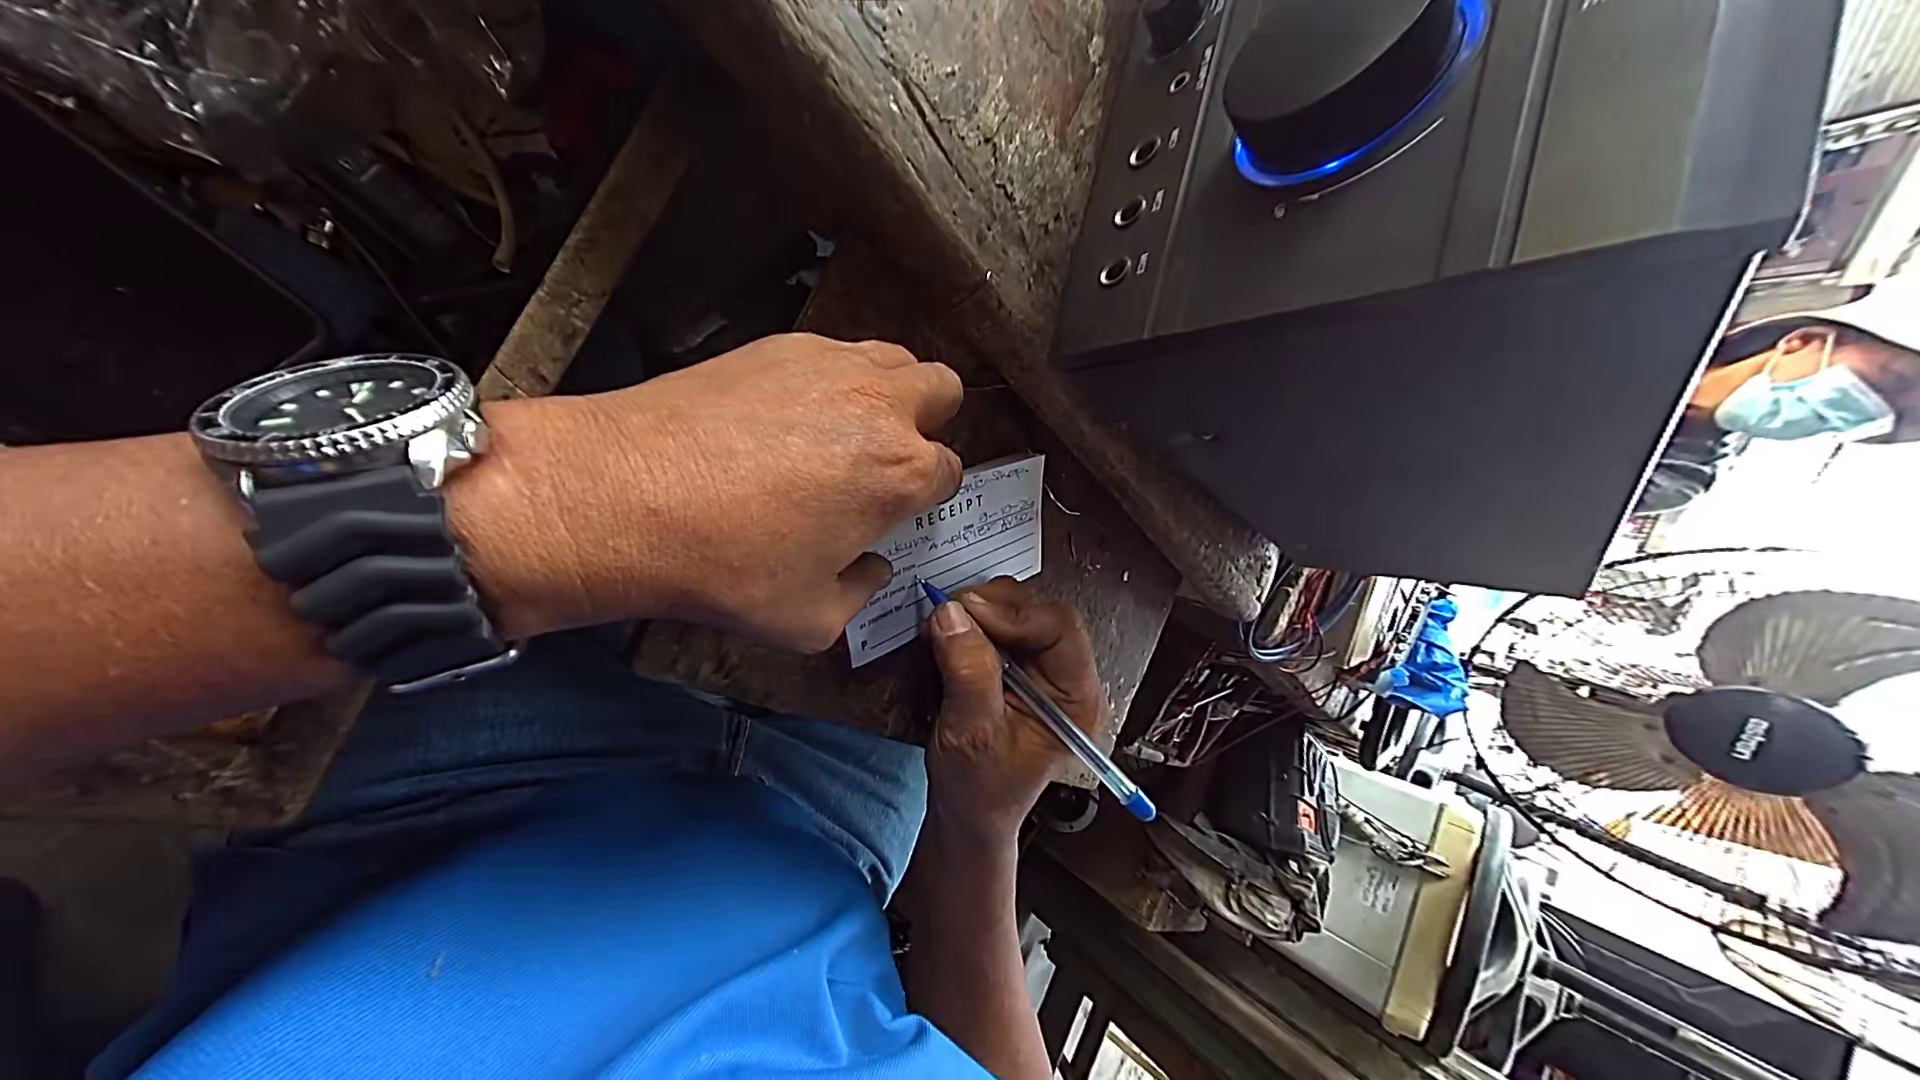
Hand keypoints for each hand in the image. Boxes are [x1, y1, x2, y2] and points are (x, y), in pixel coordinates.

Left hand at [477, 333, 963, 649]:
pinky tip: (791, 412)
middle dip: (928, 422)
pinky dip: (833, 378)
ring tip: (849, 427)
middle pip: (942, 389)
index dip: (928, 493)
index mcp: (899, 473)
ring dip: (889, 390)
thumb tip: (871, 568)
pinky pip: (833, 351)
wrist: (621, 497)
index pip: (949, 469)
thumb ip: (861, 595)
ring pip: (894, 358)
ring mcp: (828, 364)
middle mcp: (878, 406)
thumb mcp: (809, 619)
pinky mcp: (778, 343)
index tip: (900, 507)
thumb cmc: (725, 567)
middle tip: (887, 457)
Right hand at [923, 578, 1105, 844]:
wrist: (968, 812)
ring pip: (1016, 612)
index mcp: (1076, 699)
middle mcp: (1065, 676)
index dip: (1014, 615)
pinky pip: (996, 625)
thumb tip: (952, 614)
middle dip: (991, 608)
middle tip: (946, 613)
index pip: (1060, 631)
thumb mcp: (972, 735)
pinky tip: (946, 634)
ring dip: (977, 611)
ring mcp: (1040, 667)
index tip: (967, 611)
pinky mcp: (1014, 664)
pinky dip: (969, 622)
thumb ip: (968, 673)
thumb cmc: (981, 789)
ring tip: (941, 626)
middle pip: (1039, 613)